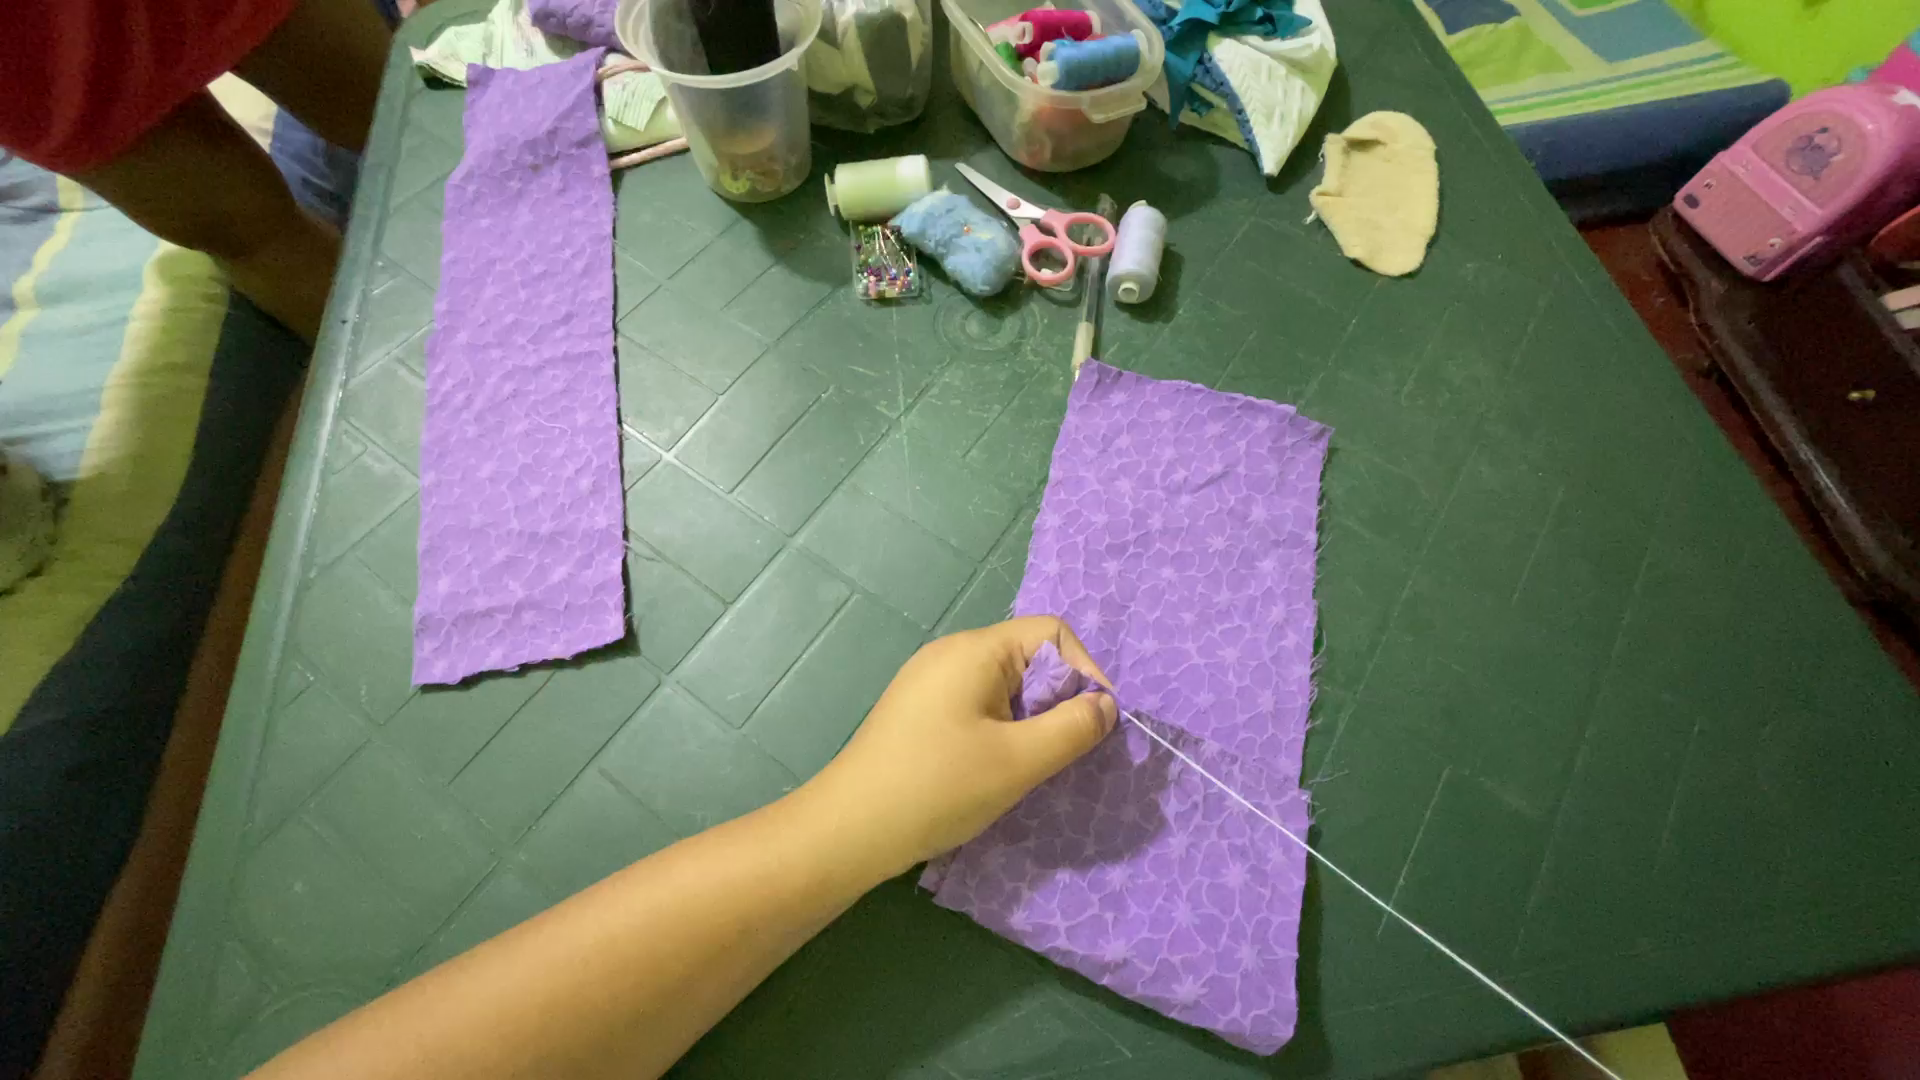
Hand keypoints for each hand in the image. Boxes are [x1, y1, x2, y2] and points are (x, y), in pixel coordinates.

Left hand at [800, 616, 1116, 878]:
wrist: (849, 830)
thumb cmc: (938, 787)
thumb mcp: (1018, 761)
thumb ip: (1072, 728)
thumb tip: (1105, 705)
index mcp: (975, 650)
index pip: (1051, 633)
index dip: (1084, 672)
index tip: (1094, 725)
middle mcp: (951, 654)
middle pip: (1028, 658)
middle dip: (1057, 700)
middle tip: (1062, 752)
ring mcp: (930, 682)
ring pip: (1004, 686)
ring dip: (1030, 720)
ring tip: (1030, 765)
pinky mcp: (919, 711)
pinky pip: (978, 705)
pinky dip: (1001, 729)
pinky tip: (994, 769)